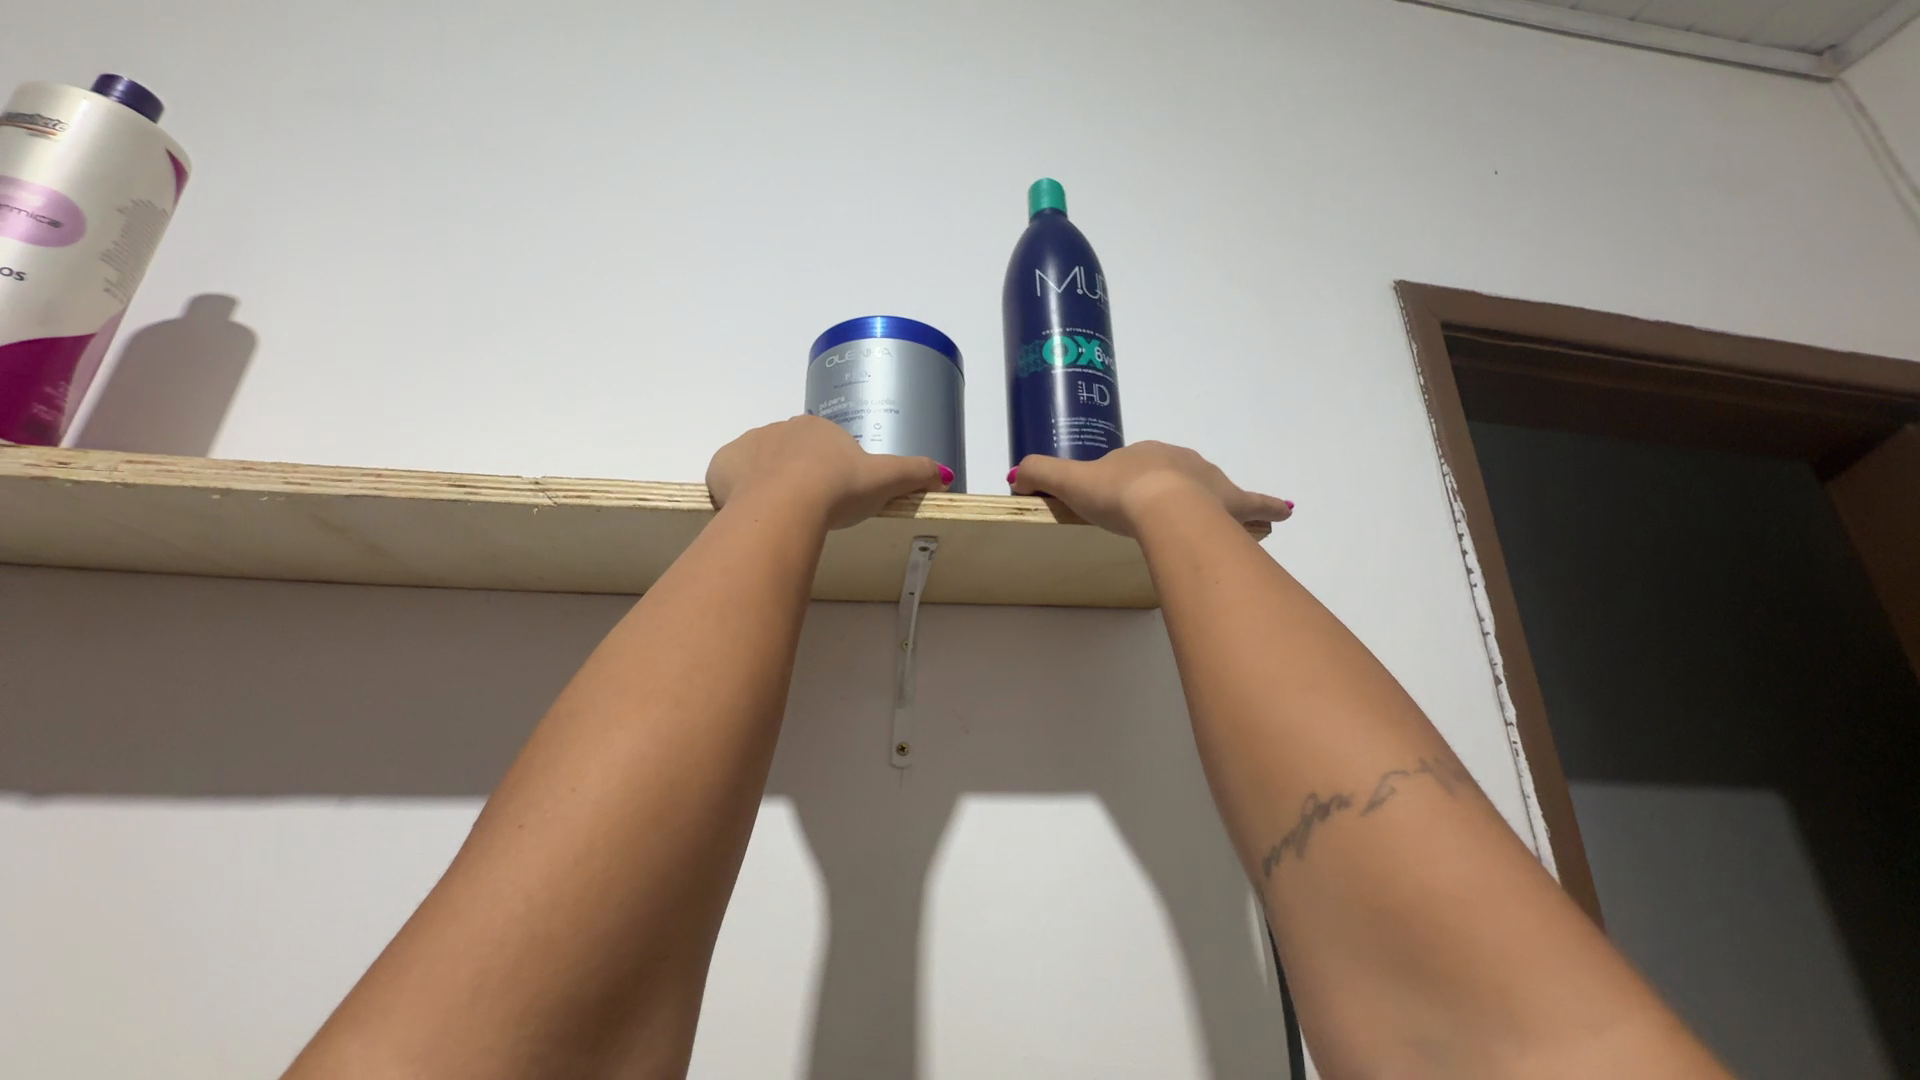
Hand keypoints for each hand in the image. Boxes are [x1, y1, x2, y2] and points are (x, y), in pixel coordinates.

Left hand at [707, 415, 952, 529]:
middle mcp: (780, 429)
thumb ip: (915, 473)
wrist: (788, 505)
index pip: (824, 450)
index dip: (830, 475)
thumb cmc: (839, 489)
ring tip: (781, 519)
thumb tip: (945, 474)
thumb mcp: (886, 480)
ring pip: (758, 467)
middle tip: (808, 513)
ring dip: (767, 487)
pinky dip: (738, 494)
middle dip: (798, 480)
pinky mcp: (721, 467)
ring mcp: (747, 446)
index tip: (833, 501)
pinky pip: (730, 479)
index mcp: (817, 428)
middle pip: (790, 456)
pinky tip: (752, 516)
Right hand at [1010, 442, 1291, 537]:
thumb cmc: (1115, 494)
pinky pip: (1255, 504)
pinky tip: (1283, 515)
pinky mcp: (1232, 502)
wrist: (1159, 505)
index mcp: (1145, 455)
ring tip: (1219, 523)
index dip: (1132, 487)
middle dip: (1177, 494)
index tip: (1126, 506)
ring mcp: (1210, 481)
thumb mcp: (1069, 483)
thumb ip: (1041, 476)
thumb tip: (1014, 478)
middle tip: (1168, 518)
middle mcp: (1181, 461)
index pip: (1138, 468)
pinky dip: (1268, 508)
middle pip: (1179, 478)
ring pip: (1215, 492)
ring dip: (1218, 504)